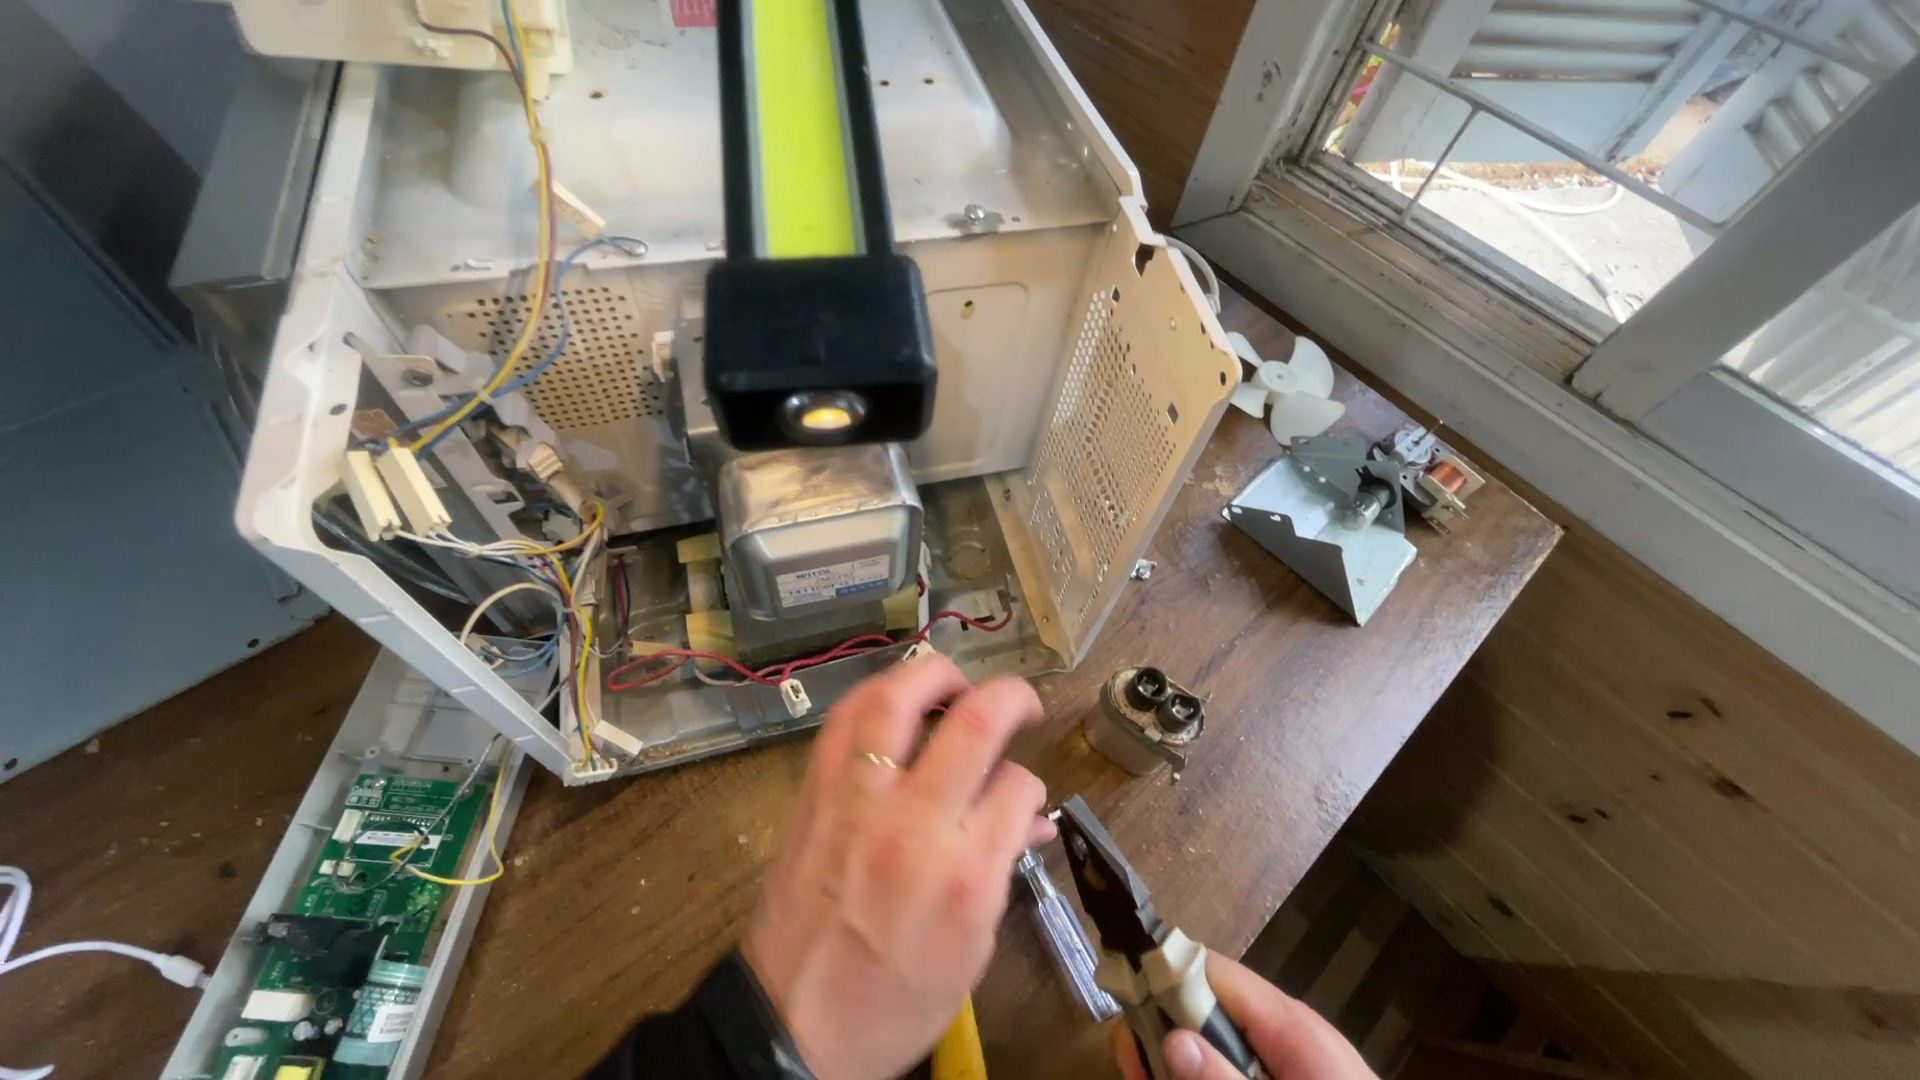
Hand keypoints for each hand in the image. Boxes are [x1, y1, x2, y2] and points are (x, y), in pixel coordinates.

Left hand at [742, 655, 1055, 1079]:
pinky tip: (893, 704)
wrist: (793, 1023)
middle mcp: (912, 822)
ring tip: (954, 683)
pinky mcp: (814, 795)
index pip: (1017, 784)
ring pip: (894, 700)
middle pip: (972, 723)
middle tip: (1019, 701)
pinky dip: (874, 697)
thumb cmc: (897, 998)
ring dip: (933, 676)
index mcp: (963, 872)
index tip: (1024, 789)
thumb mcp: (973, 947)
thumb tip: (1033, 816)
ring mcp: (856, 801)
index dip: (1030, 778)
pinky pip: (842, 722)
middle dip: (1010, 695)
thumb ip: (1002, 865)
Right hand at [1113, 951, 1377, 1079]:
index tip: (1124, 1012)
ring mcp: (1285, 1061)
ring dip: (1177, 1065)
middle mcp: (1285, 1032)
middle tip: (1134, 1071)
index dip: (1160, 977)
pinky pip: (1232, 1065)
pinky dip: (1206, 1075)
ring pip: (1209, 1041)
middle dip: (1162, 1035)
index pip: (1209, 967)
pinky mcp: (1284, 1077)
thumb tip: (1170, 1037)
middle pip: (1202, 1004)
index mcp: (1291, 1026)